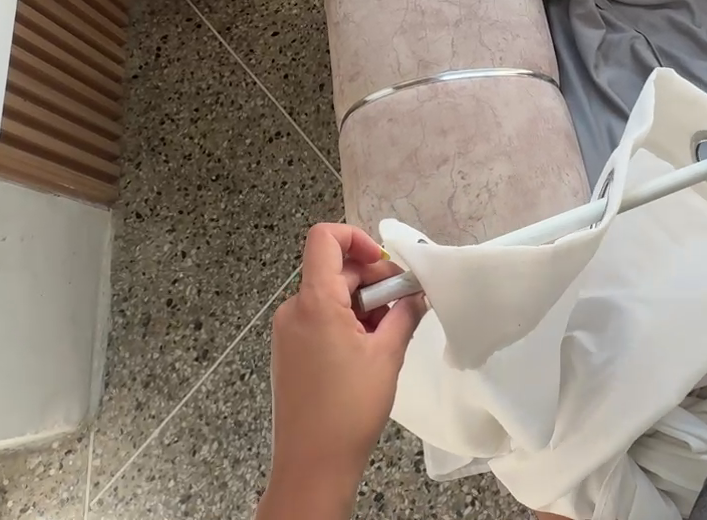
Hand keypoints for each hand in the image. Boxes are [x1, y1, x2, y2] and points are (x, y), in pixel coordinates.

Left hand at [262, 223, 426, 517]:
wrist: (311, 468)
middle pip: (334, 268)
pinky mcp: (289, 351)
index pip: (325, 238)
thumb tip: (419, 291)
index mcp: (314, 302)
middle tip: (404, 303)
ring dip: (363, 302)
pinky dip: (347, 320)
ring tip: (389, 331)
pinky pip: (320, 317)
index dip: (357, 238)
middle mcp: (294, 309)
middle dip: (373, 278)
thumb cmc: (349, 409)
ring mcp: (288, 331)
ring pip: (330, 294)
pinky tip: (369, 348)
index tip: (385, 264)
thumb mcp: (387, 355)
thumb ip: (404, 313)